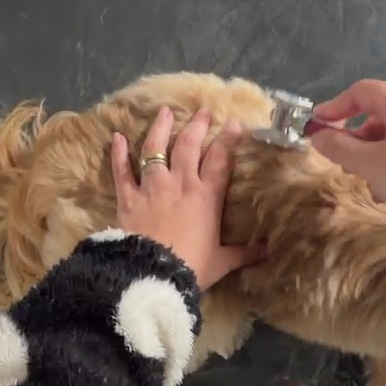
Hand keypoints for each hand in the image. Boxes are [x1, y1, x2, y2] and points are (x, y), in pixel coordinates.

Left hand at [110, 107, 261, 289]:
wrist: (154, 273)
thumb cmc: (192, 266)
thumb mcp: (222, 261)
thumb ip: (244, 253)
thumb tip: (268, 251)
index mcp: (206, 196)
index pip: (220, 159)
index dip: (228, 139)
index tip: (234, 123)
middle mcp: (180, 183)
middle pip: (188, 145)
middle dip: (197, 126)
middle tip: (203, 111)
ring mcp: (152, 187)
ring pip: (155, 149)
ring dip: (160, 128)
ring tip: (165, 111)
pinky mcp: (129, 197)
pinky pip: (122, 171)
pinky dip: (118, 154)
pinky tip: (117, 137)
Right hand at [307, 79, 385, 226]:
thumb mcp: (368, 165)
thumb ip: (339, 148)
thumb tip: (317, 136)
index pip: (362, 91)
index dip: (336, 106)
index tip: (317, 125)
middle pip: (378, 114)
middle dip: (355, 138)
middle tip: (343, 163)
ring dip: (373, 154)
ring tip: (369, 183)